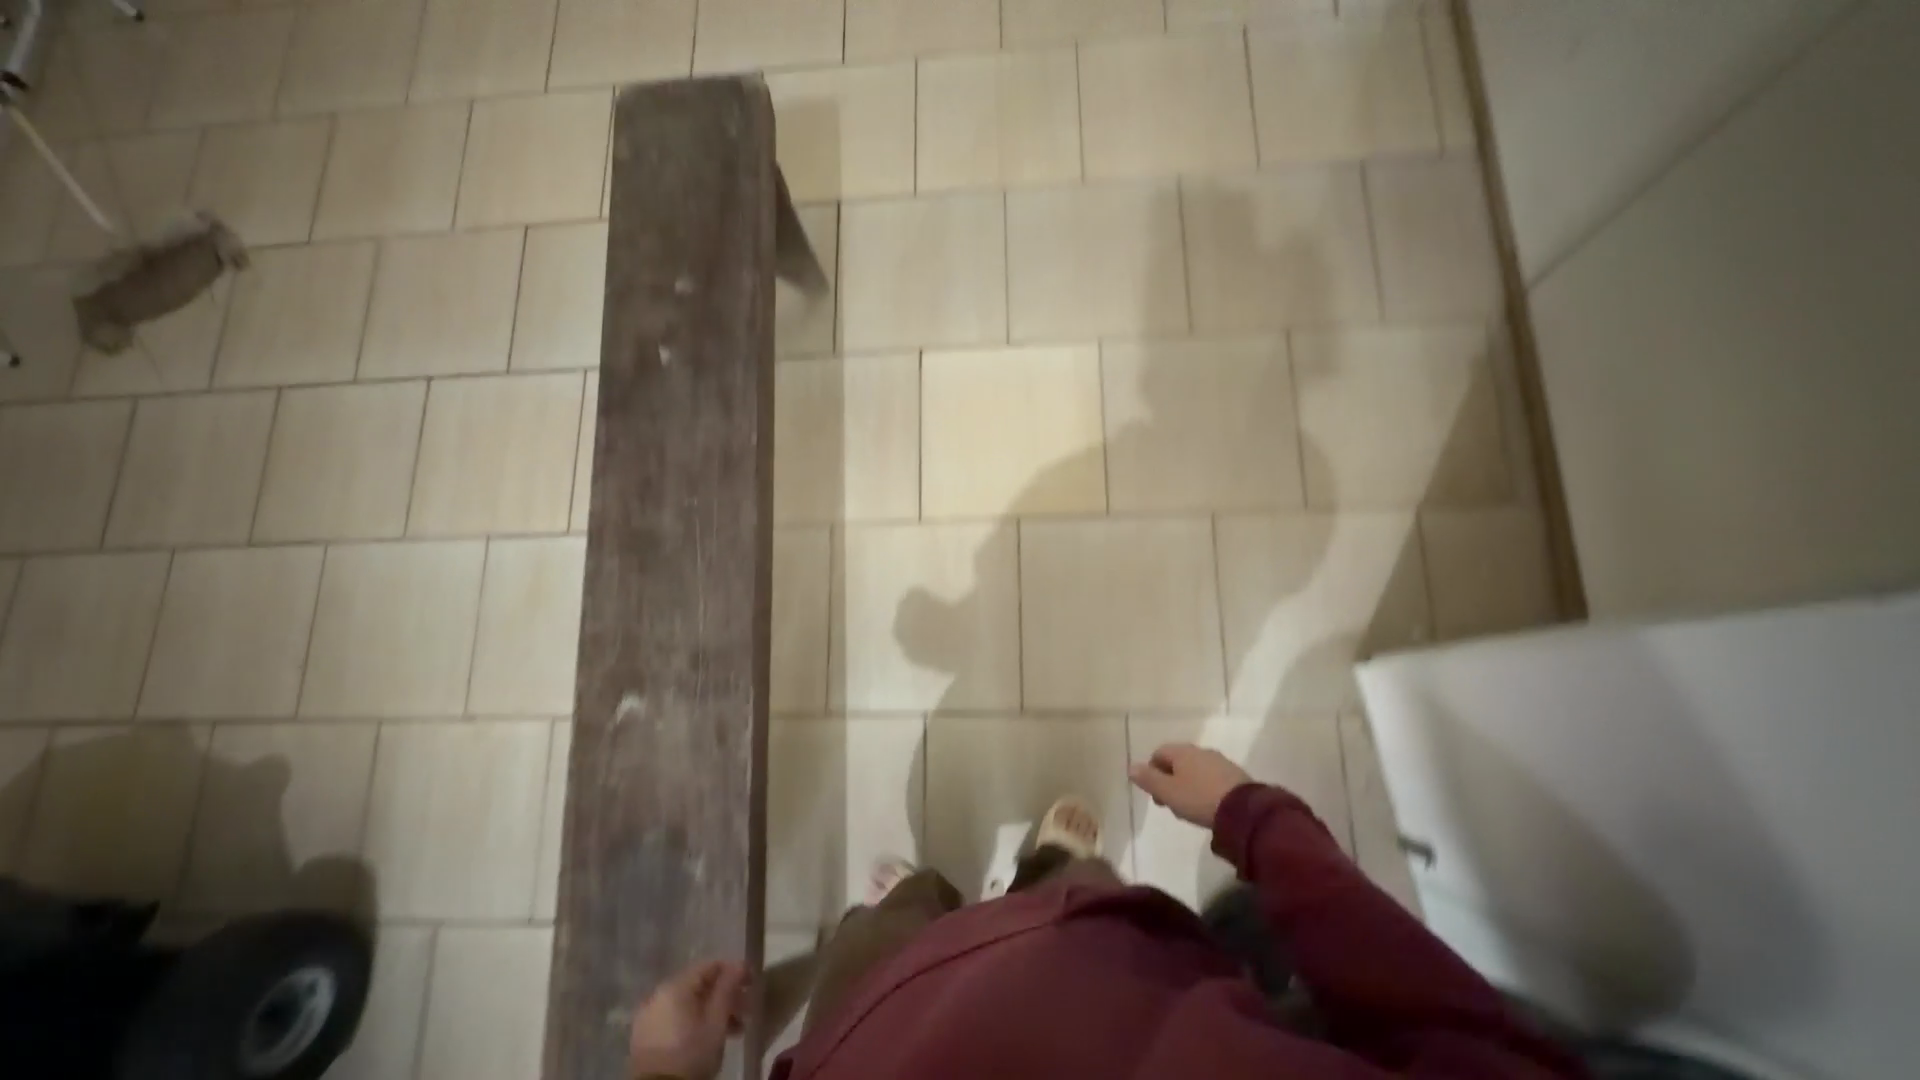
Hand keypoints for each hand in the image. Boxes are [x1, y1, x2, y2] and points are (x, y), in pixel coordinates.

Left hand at [629, 960, 747, 1079]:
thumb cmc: (691, 1053)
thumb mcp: (716, 1022)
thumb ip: (728, 989)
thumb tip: (739, 964)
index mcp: (675, 986)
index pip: (710, 966)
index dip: (734, 971)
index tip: (752, 984)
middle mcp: (658, 994)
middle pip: (699, 985)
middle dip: (726, 995)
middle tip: (747, 1010)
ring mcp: (649, 1015)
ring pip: (689, 1003)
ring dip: (713, 1010)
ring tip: (735, 1029)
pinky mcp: (646, 1034)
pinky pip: (676, 1017)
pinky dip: (695, 1021)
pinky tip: (711, 1036)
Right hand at [1129, 743, 1250, 827]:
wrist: (1243, 810)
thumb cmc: (1198, 798)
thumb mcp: (1168, 792)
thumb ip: (1148, 779)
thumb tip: (1131, 767)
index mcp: (1182, 751)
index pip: (1158, 753)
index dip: (1151, 772)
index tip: (1155, 795)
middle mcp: (1200, 751)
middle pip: (1177, 762)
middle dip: (1169, 780)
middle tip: (1170, 804)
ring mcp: (1219, 761)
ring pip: (1194, 770)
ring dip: (1187, 785)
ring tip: (1189, 808)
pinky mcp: (1234, 774)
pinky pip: (1211, 778)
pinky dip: (1204, 788)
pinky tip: (1207, 805)